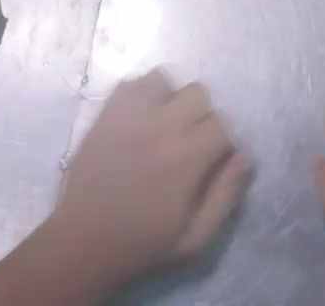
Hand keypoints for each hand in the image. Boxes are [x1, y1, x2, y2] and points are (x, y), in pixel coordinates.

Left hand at [47, 70, 248, 285]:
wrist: (82, 244)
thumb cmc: (143, 244)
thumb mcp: (196, 239)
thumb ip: (226, 196)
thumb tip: (241, 156)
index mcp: (188, 157)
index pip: (222, 124)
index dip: (218, 143)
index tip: (207, 161)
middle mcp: (162, 126)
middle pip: (199, 94)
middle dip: (199, 116)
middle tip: (186, 142)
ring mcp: (131, 114)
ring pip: (167, 79)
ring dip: (170, 100)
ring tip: (162, 125)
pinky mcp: (107, 112)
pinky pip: (132, 82)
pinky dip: (141, 94)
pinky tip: (139, 118)